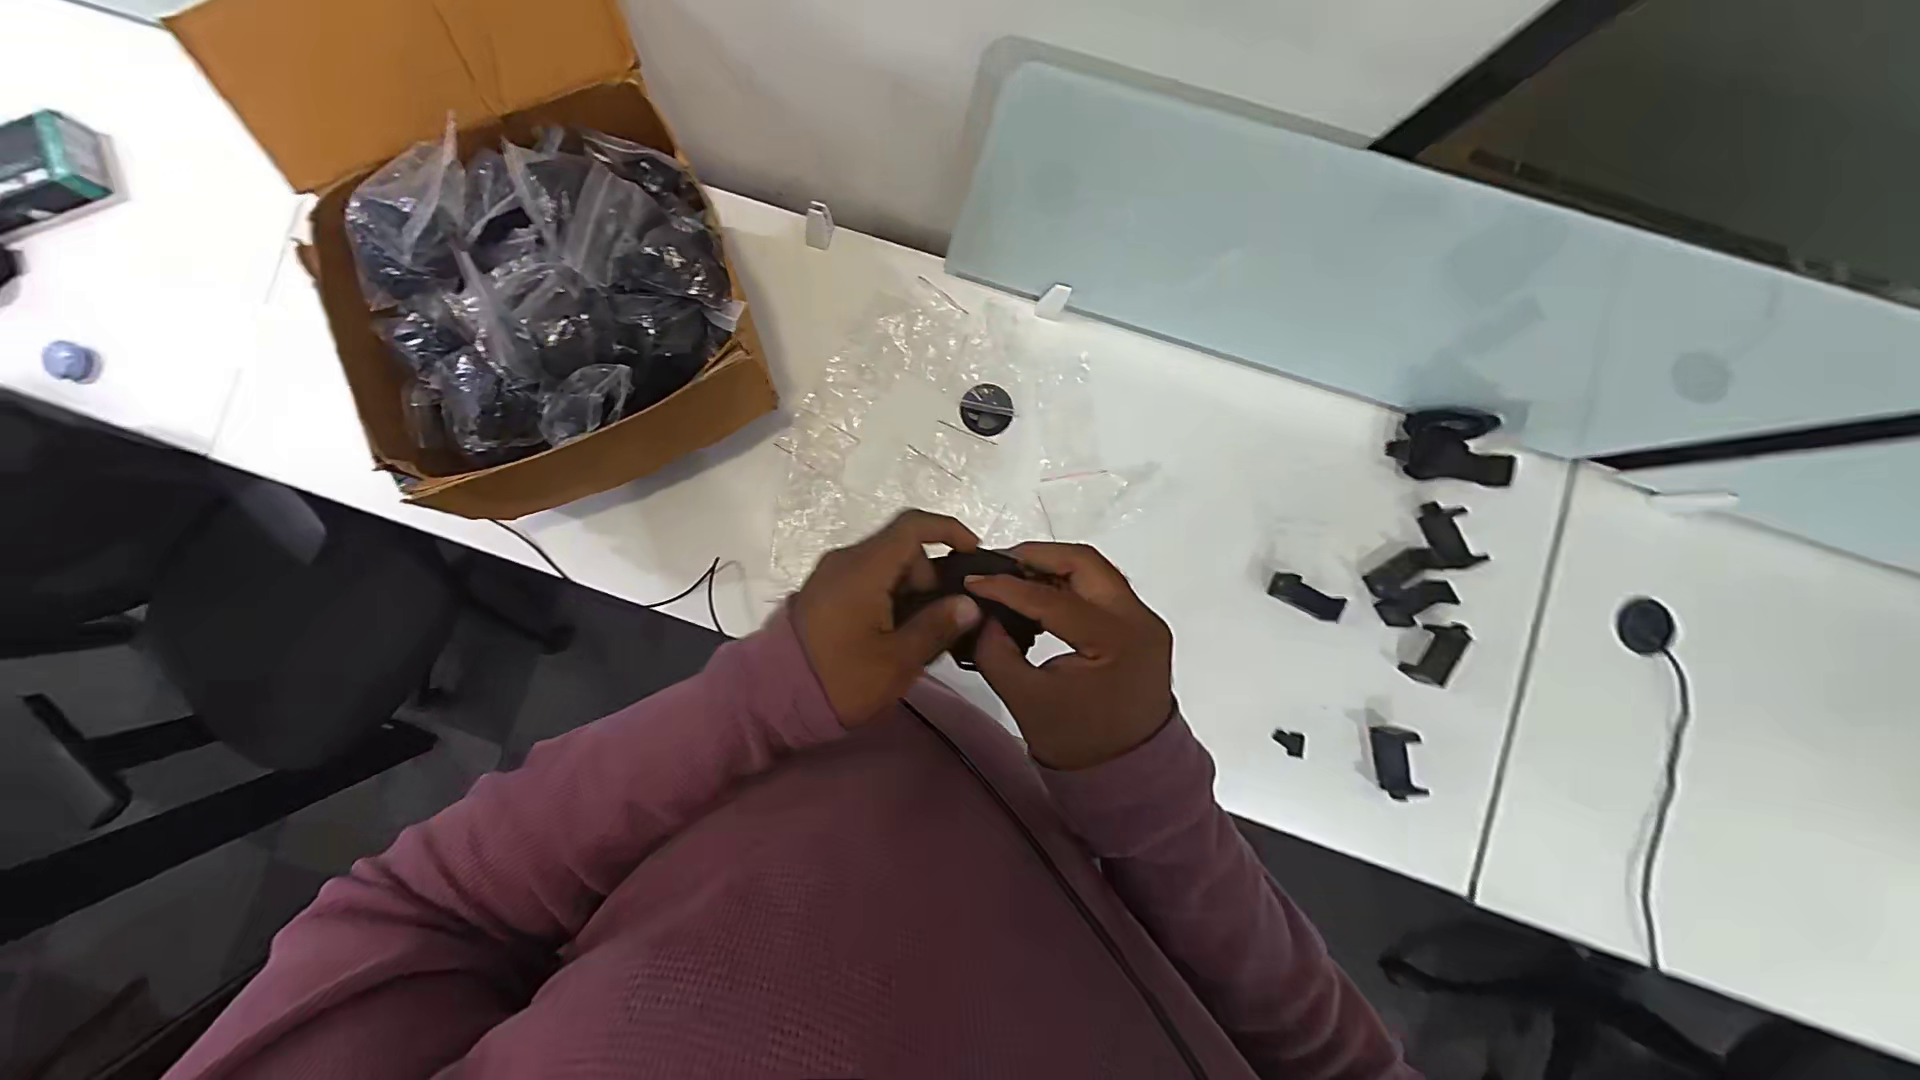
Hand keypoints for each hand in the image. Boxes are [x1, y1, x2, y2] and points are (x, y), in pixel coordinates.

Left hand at [792, 510, 983, 726]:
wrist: (769, 702)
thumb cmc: (839, 680)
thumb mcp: (897, 660)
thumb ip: (936, 626)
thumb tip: (968, 603)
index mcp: (863, 568)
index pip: (913, 526)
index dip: (948, 530)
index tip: (972, 552)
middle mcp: (845, 561)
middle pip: (901, 549)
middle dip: (929, 577)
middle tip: (940, 620)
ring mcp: (830, 576)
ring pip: (885, 567)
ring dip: (910, 591)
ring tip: (918, 635)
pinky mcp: (823, 594)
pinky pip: (866, 581)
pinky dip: (889, 597)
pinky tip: (894, 634)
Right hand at [965, 542, 1174, 769]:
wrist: (1129, 773)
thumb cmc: (1078, 743)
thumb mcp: (1025, 699)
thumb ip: (996, 652)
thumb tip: (983, 614)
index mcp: (1117, 641)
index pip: (1054, 599)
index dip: (1007, 587)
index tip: (972, 581)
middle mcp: (1140, 621)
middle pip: (1085, 564)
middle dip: (1038, 556)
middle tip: (999, 564)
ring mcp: (1145, 621)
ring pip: (1096, 571)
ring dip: (1054, 567)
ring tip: (1014, 575)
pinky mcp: (1140, 627)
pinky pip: (1102, 589)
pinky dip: (1069, 584)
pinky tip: (1039, 593)